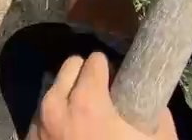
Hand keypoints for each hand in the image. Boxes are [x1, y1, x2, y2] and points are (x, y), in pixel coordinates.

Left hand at [31, 54, 175, 139]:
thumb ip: (155, 113)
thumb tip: (149, 99)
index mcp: (86, 102)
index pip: (95, 60)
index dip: (110, 71)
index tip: (117, 84)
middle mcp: (55, 108)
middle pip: (70, 67)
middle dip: (86, 77)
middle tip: (102, 98)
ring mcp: (37, 128)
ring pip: (53, 91)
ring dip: (68, 98)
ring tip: (85, 122)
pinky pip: (41, 118)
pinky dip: (54, 122)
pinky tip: (71, 138)